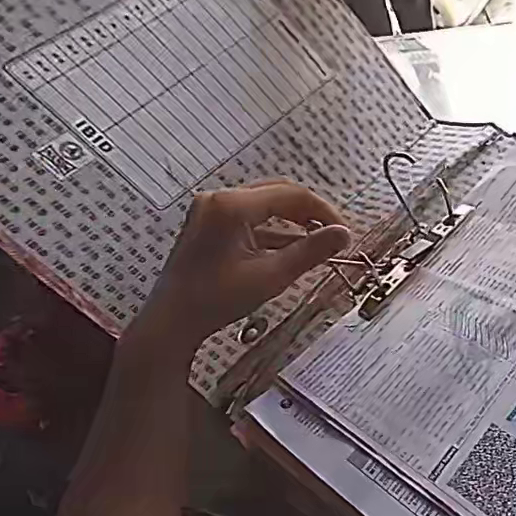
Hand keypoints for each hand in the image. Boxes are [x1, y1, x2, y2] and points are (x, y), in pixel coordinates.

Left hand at [123, 180, 350, 358]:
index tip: (343, 232)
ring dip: (294, 221)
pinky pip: (251, 219)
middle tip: (334, 234)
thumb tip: (343, 234)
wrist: (172, 321)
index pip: (291, 195)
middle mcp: (220, 199)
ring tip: (318, 242)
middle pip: (278, 194)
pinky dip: (274, 231)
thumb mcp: (272, 276)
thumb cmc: (216, 300)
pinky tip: (293, 248)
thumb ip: (311, 251)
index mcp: (232, 206)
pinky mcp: (210, 224)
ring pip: (266, 205)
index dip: (323, 211)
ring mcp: (212, 210)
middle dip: (310, 213)